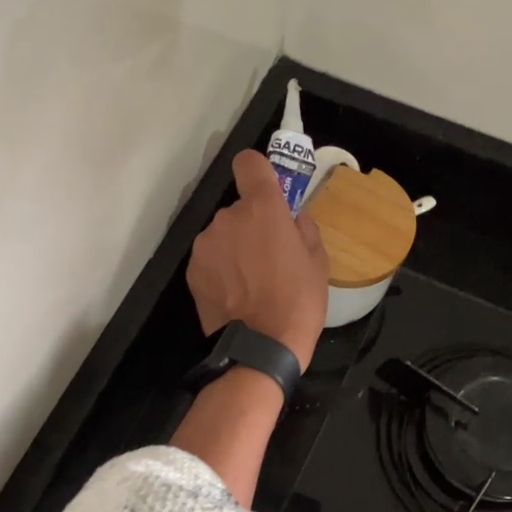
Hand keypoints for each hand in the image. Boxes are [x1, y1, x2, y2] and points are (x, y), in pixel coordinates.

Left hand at [187, 150, 330, 369]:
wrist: (261, 348)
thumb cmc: (298, 302)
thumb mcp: (318, 263)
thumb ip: (304, 230)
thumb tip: (293, 219)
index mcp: (263, 209)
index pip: (249, 163)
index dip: (257, 170)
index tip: (264, 187)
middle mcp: (228, 218)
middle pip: (239, 209)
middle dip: (251, 226)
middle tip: (269, 257)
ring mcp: (206, 245)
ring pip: (223, 235)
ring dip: (234, 249)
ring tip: (251, 282)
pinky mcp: (193, 270)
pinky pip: (210, 259)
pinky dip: (221, 270)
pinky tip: (235, 295)